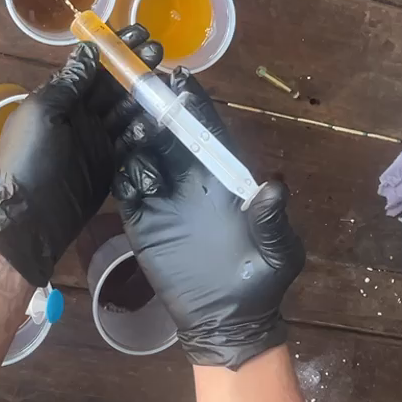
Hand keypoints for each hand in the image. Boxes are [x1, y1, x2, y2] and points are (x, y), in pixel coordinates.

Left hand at [0, 27, 162, 286]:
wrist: (28, 218)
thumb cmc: (29, 158)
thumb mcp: (43, 113)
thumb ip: (68, 83)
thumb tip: (89, 51)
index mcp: (60, 98)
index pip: (92, 65)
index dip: (114, 48)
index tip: (138, 32)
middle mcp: (80, 115)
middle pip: (113, 85)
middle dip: (135, 67)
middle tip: (159, 49)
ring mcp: (96, 141)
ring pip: (126, 111)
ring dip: (145, 96)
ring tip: (166, 81)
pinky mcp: (109, 165)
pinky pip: (130, 143)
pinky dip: (144, 131)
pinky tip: (159, 120)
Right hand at [113, 68, 304, 369]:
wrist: (227, 322)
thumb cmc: (260, 282)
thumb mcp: (278, 252)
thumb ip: (272, 219)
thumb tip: (274, 183)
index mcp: (223, 176)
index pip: (208, 130)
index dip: (196, 104)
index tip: (182, 78)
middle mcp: (190, 178)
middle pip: (170, 133)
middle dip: (157, 108)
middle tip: (144, 90)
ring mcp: (163, 196)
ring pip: (143, 153)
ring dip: (136, 136)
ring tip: (135, 128)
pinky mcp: (141, 219)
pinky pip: (126, 187)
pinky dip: (124, 174)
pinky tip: (128, 172)